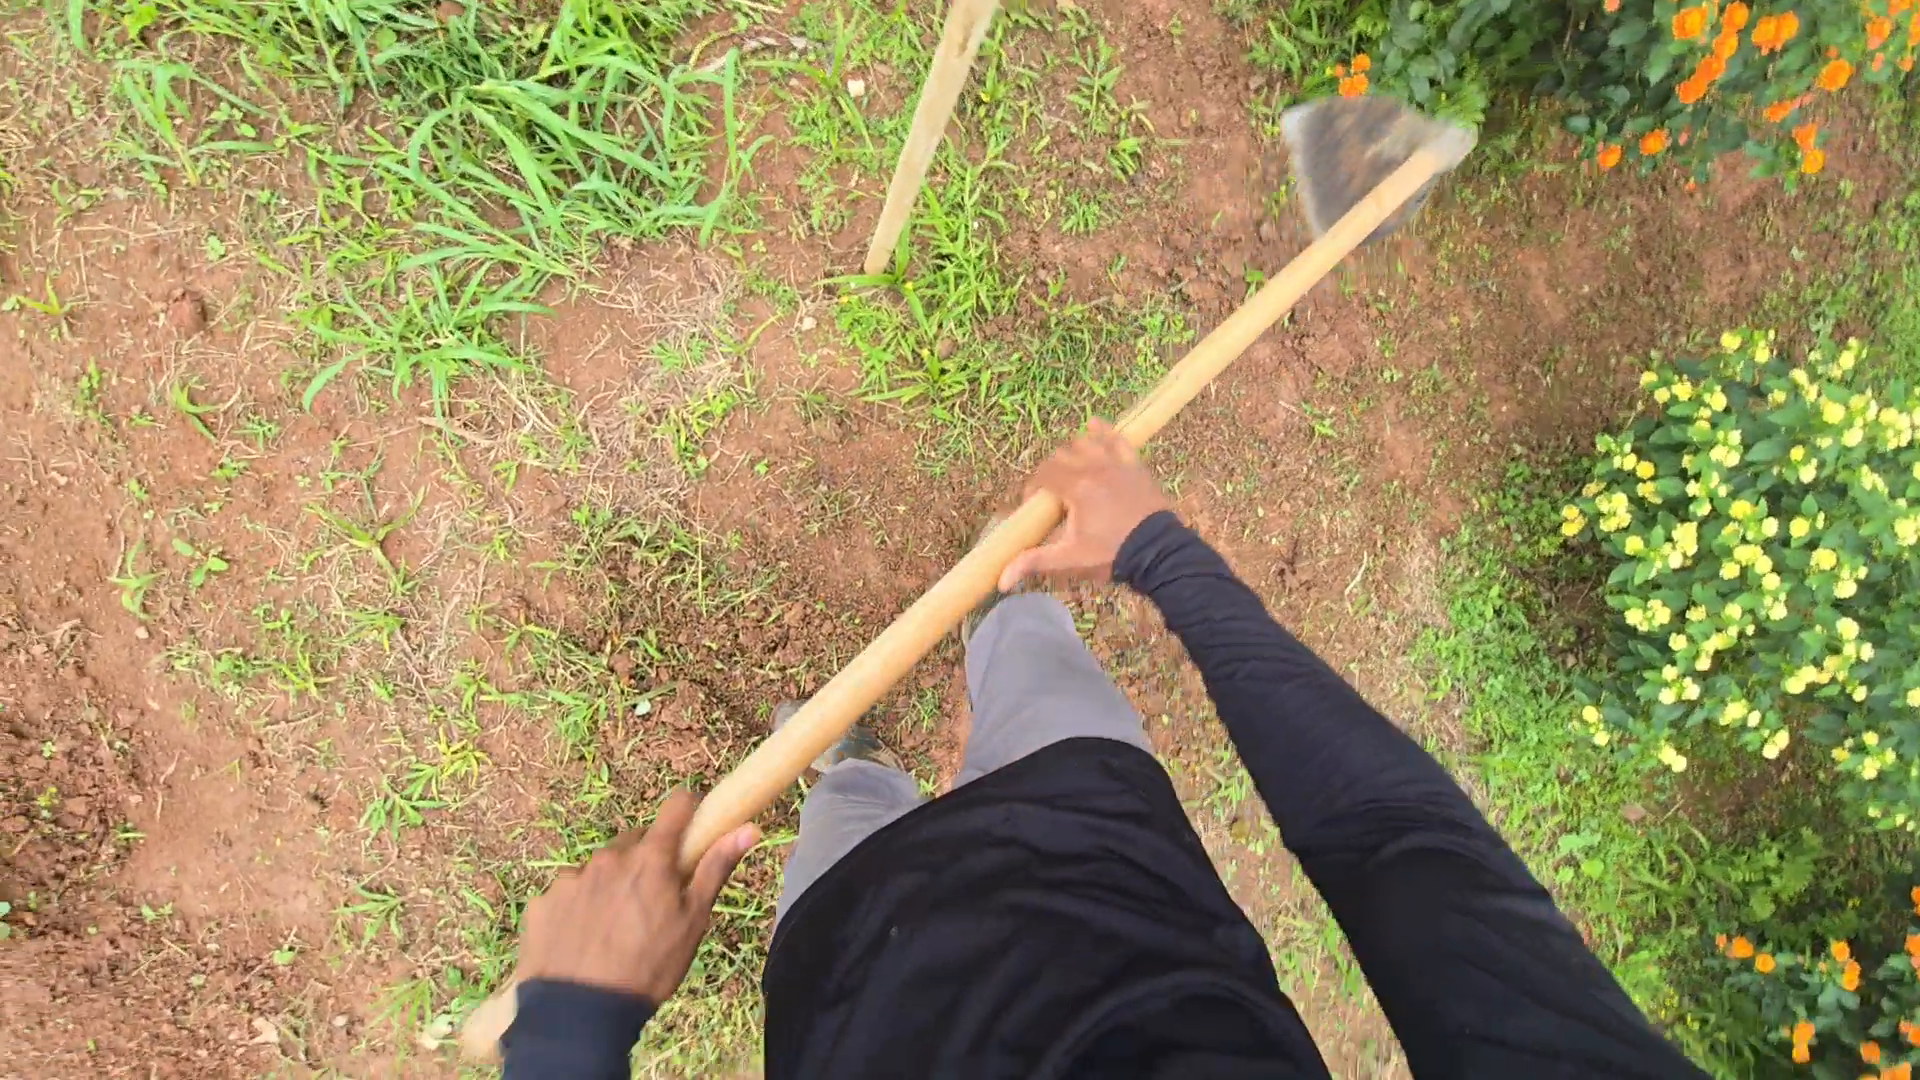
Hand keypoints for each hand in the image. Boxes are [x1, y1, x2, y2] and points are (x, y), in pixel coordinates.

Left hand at [514, 791, 758, 1002]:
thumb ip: (715, 868)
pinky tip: (582, 938)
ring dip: (611, 882)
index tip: (692, 824)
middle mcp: (609, 857)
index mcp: (650, 857)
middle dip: (646, 858)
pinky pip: (568, 892)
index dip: (687, 809)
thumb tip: (749, 828)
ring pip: (600, 868)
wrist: (576, 1020)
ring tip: (613, 926)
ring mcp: (572, 879)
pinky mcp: (542, 903)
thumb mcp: (692, 922)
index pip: (676, 807)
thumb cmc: (648, 967)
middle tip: (651, 898)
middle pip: (635, 841)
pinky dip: (578, 906)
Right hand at [999, 418, 1171, 591]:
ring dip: (1072, 450)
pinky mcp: (1134, 466)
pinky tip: (1093, 424)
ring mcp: (1116, 465)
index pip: (1043, 476)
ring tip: (1068, 465)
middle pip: (1061, 457)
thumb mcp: (1070, 559)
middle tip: (1050, 491)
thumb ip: (1035, 562)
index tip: (1033, 503)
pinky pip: (1118, 440)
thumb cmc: (1111, 555)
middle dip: (1050, 471)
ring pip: (1086, 443)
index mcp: (1076, 489)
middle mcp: (1094, 469)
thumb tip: (1001, 580)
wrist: (1158, 552)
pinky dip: (1104, 431)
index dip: (1033, 487)